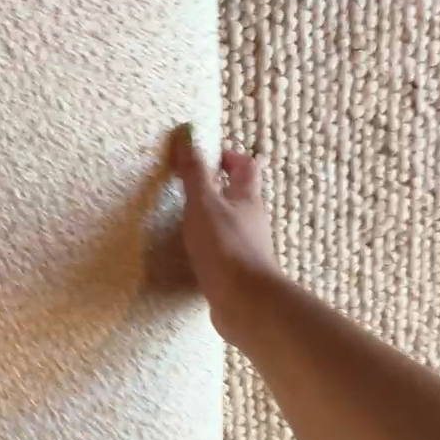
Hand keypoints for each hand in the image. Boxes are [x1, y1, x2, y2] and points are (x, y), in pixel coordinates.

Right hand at [171, 123, 279, 342]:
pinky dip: (212, 246)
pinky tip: (194, 254)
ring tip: (189, 219)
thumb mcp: (204, 204)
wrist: (245, 302)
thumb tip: (186, 137)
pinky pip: (225, 251)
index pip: (246, 167)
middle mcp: (252, 220)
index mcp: (247, 198)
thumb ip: (195, 173)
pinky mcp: (239, 272)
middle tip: (195, 186)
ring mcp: (248, 247)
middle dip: (223, 187)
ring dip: (216, 218)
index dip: (230, 157)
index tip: (208, 156)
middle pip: (242, 195)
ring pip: (234, 223)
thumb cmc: (225, 247)